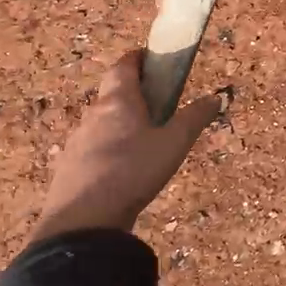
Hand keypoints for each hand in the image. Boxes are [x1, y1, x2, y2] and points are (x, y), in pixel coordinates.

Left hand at [31, 51, 223, 242]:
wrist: (80, 226)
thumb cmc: (133, 170)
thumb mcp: (176, 141)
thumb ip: (197, 116)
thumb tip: (217, 97)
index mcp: (117, 103)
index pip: (122, 67)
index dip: (138, 58)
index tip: (155, 58)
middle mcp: (92, 118)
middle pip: (113, 95)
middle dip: (136, 94)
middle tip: (163, 103)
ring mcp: (75, 146)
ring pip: (103, 123)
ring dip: (123, 123)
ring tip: (148, 138)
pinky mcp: (68, 171)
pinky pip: (94, 148)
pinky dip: (111, 147)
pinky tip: (127, 166)